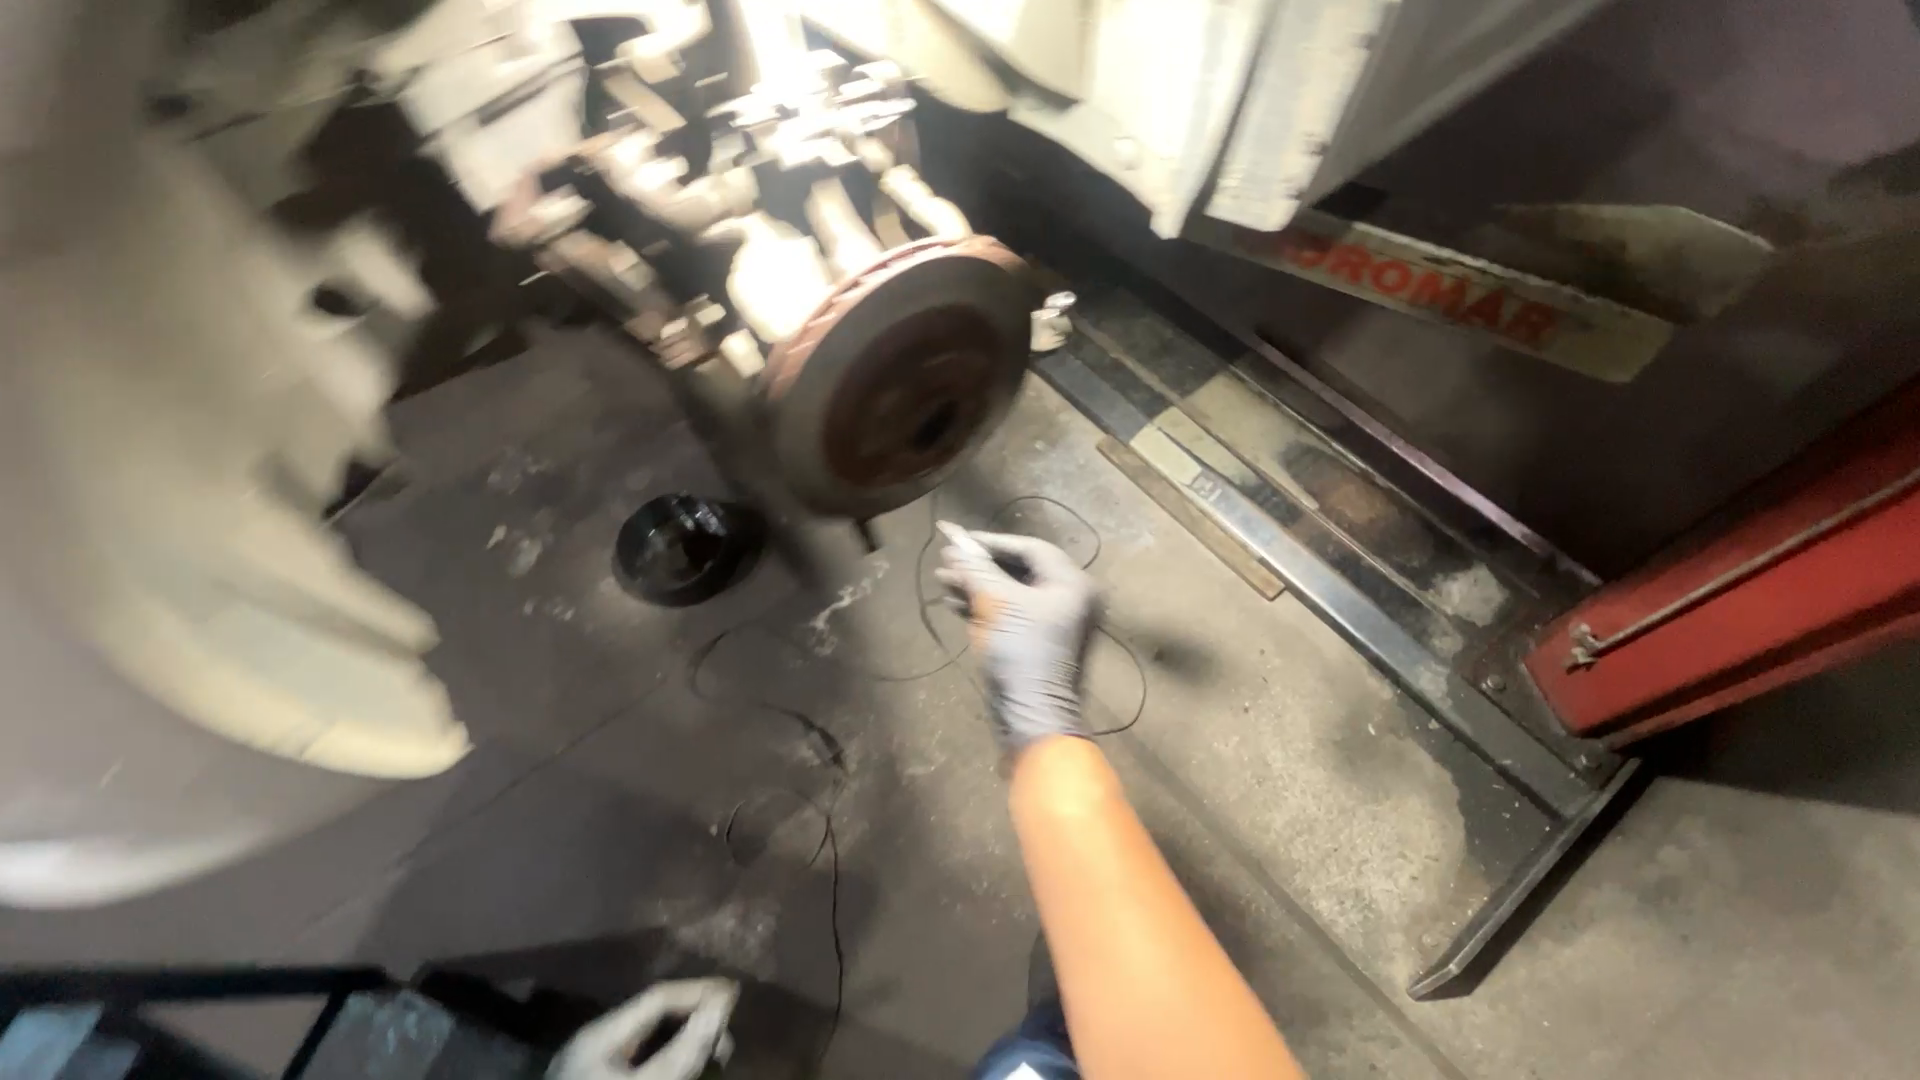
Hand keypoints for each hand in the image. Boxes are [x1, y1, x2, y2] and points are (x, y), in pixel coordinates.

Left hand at [547, 978, 738, 1079]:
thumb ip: (681, 1054)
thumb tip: (720, 1010)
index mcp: (600, 1038)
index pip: (659, 998)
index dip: (699, 994)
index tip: (735, 998)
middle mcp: (595, 1050)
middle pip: (655, 1023)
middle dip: (694, 1027)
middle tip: (727, 1047)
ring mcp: (594, 1076)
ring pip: (650, 1051)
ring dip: (683, 1052)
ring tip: (715, 1064)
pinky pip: (641, 1073)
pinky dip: (668, 1071)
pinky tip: (686, 1076)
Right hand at [936, 524, 1099, 753]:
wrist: (1032, 716)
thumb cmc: (1020, 653)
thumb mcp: (996, 604)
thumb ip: (976, 569)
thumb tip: (954, 542)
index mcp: (1072, 584)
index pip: (1029, 548)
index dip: (991, 542)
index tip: (957, 539)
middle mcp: (1069, 598)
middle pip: (1020, 569)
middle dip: (980, 565)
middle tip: (946, 560)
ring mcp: (1054, 623)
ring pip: (1011, 592)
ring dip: (977, 585)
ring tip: (943, 579)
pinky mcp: (1037, 643)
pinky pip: (1010, 613)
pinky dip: (984, 606)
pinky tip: (954, 601)